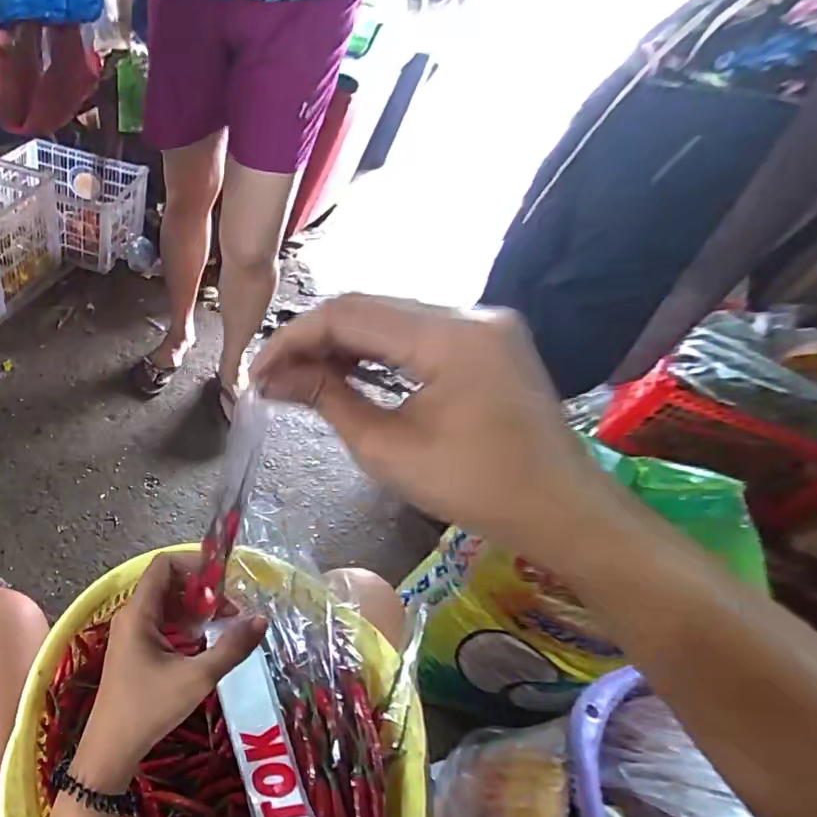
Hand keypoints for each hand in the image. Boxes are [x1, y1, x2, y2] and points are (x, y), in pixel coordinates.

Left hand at [72, 554, 266, 788]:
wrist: (111, 747)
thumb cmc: (149, 708)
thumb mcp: (197, 677)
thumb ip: (231, 647)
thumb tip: (261, 620)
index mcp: (139, 612)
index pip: (165, 564)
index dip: (196, 565)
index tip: (225, 583)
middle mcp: (132, 615)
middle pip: (168, 583)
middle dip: (202, 590)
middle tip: (231, 610)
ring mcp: (132, 632)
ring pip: (167, 604)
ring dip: (196, 609)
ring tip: (224, 625)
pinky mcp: (135, 649)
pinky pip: (162, 622)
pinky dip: (185, 625)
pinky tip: (205, 643)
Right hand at [250, 295, 619, 556]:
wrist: (561, 509)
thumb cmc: (474, 489)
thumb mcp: (387, 449)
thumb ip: (327, 400)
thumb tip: (272, 380)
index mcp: (449, 337)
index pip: (349, 314)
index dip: (293, 339)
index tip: (256, 372)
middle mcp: (468, 313)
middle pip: (369, 307)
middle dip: (313, 340)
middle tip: (273, 377)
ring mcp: (482, 324)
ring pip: (391, 317)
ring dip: (342, 344)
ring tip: (300, 378)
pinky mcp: (486, 341)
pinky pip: (416, 333)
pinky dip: (375, 351)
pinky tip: (347, 374)